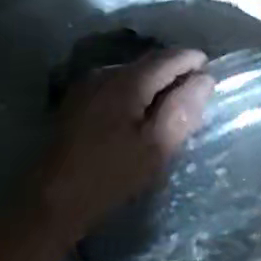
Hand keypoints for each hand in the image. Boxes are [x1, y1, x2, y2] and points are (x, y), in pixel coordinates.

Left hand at [29, 47, 213, 233]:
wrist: (50, 202)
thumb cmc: (108, 177)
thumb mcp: (155, 148)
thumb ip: (181, 110)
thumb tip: (205, 79)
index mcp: (127, 82)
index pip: (167, 58)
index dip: (191, 60)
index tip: (210, 68)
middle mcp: (105, 74)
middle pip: (147, 63)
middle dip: (173, 69)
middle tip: (195, 86)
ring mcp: (87, 87)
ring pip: (130, 74)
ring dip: (152, 81)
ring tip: (171, 100)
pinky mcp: (76, 103)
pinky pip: (114, 86)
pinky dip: (134, 91)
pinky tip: (139, 111)